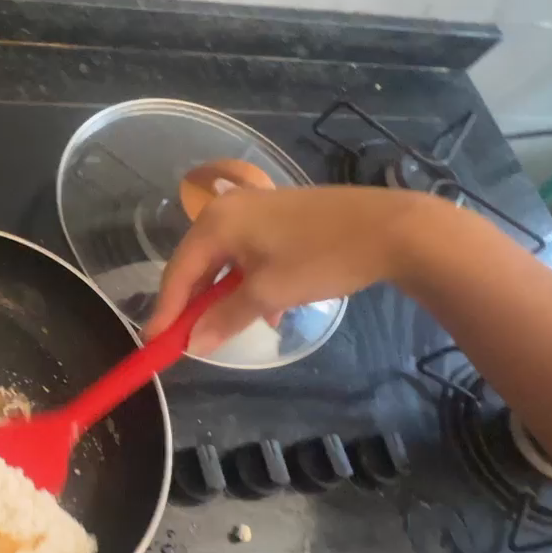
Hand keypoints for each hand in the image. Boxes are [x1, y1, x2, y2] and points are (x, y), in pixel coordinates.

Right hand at [144, 187, 444, 351]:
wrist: (397, 228)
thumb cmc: (323, 258)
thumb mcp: (269, 294)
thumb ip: (224, 318)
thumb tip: (193, 344)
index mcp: (215, 222)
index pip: (177, 273)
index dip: (165, 311)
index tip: (154, 343)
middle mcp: (226, 209)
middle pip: (196, 264)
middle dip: (192, 303)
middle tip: (187, 337)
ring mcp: (254, 208)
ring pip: (222, 259)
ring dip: (222, 294)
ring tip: (226, 325)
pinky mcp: (279, 214)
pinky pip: (246, 251)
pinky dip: (246, 279)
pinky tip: (265, 305)